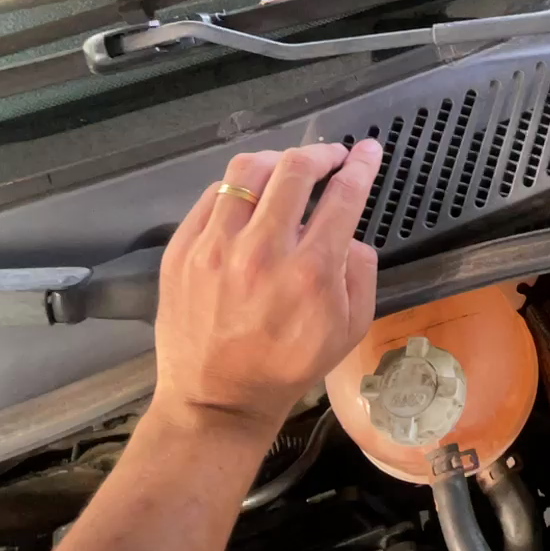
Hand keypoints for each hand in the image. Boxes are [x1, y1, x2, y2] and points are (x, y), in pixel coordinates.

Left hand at [150, 139, 383, 439]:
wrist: (217, 400)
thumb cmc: (292, 364)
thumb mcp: (352, 326)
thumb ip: (362, 271)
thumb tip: (350, 233)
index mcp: (312, 269)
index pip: (344, 195)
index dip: (361, 164)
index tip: (367, 150)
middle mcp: (263, 250)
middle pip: (295, 168)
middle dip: (322, 153)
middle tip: (331, 158)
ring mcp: (215, 247)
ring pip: (247, 170)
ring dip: (278, 161)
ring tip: (287, 171)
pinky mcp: (181, 251)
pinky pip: (212, 194)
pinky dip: (239, 187)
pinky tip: (251, 199)